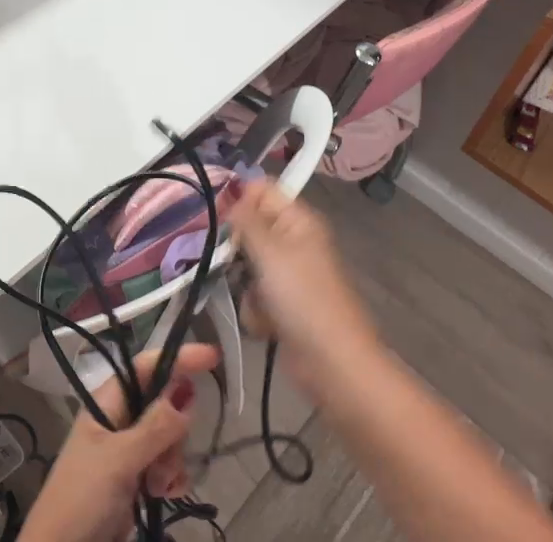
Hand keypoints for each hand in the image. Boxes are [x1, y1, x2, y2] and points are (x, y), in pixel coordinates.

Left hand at [19, 344, 218, 541]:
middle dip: (174, 430)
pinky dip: (171, 478)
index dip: (177, 358)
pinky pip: (168, 464)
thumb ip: (154, 427)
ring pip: (170, 437)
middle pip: (164, 404)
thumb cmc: (82, 497)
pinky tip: (164, 495)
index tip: (213, 357)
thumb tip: (186, 392)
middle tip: (163, 458)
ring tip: (156, 487)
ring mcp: (128, 450)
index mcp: (107, 404)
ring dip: (171, 461)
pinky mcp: (137, 477)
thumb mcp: (119, 460)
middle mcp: (119, 420)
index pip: (145, 367)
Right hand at [229, 183, 381, 390]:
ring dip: (245, 287)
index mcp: (298, 221)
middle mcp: (293, 243)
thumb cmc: (304, 299)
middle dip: (238, 251)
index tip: (221, 220)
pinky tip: (265, 326)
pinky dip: (255, 311)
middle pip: (250, 231)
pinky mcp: (281, 307)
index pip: (262, 191)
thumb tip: (230, 190)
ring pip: (246, 267)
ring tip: (258, 302)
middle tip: (232, 263)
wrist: (331, 362)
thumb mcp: (270, 252)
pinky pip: (253, 297)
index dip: (239, 200)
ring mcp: (287, 277)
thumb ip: (246, 219)